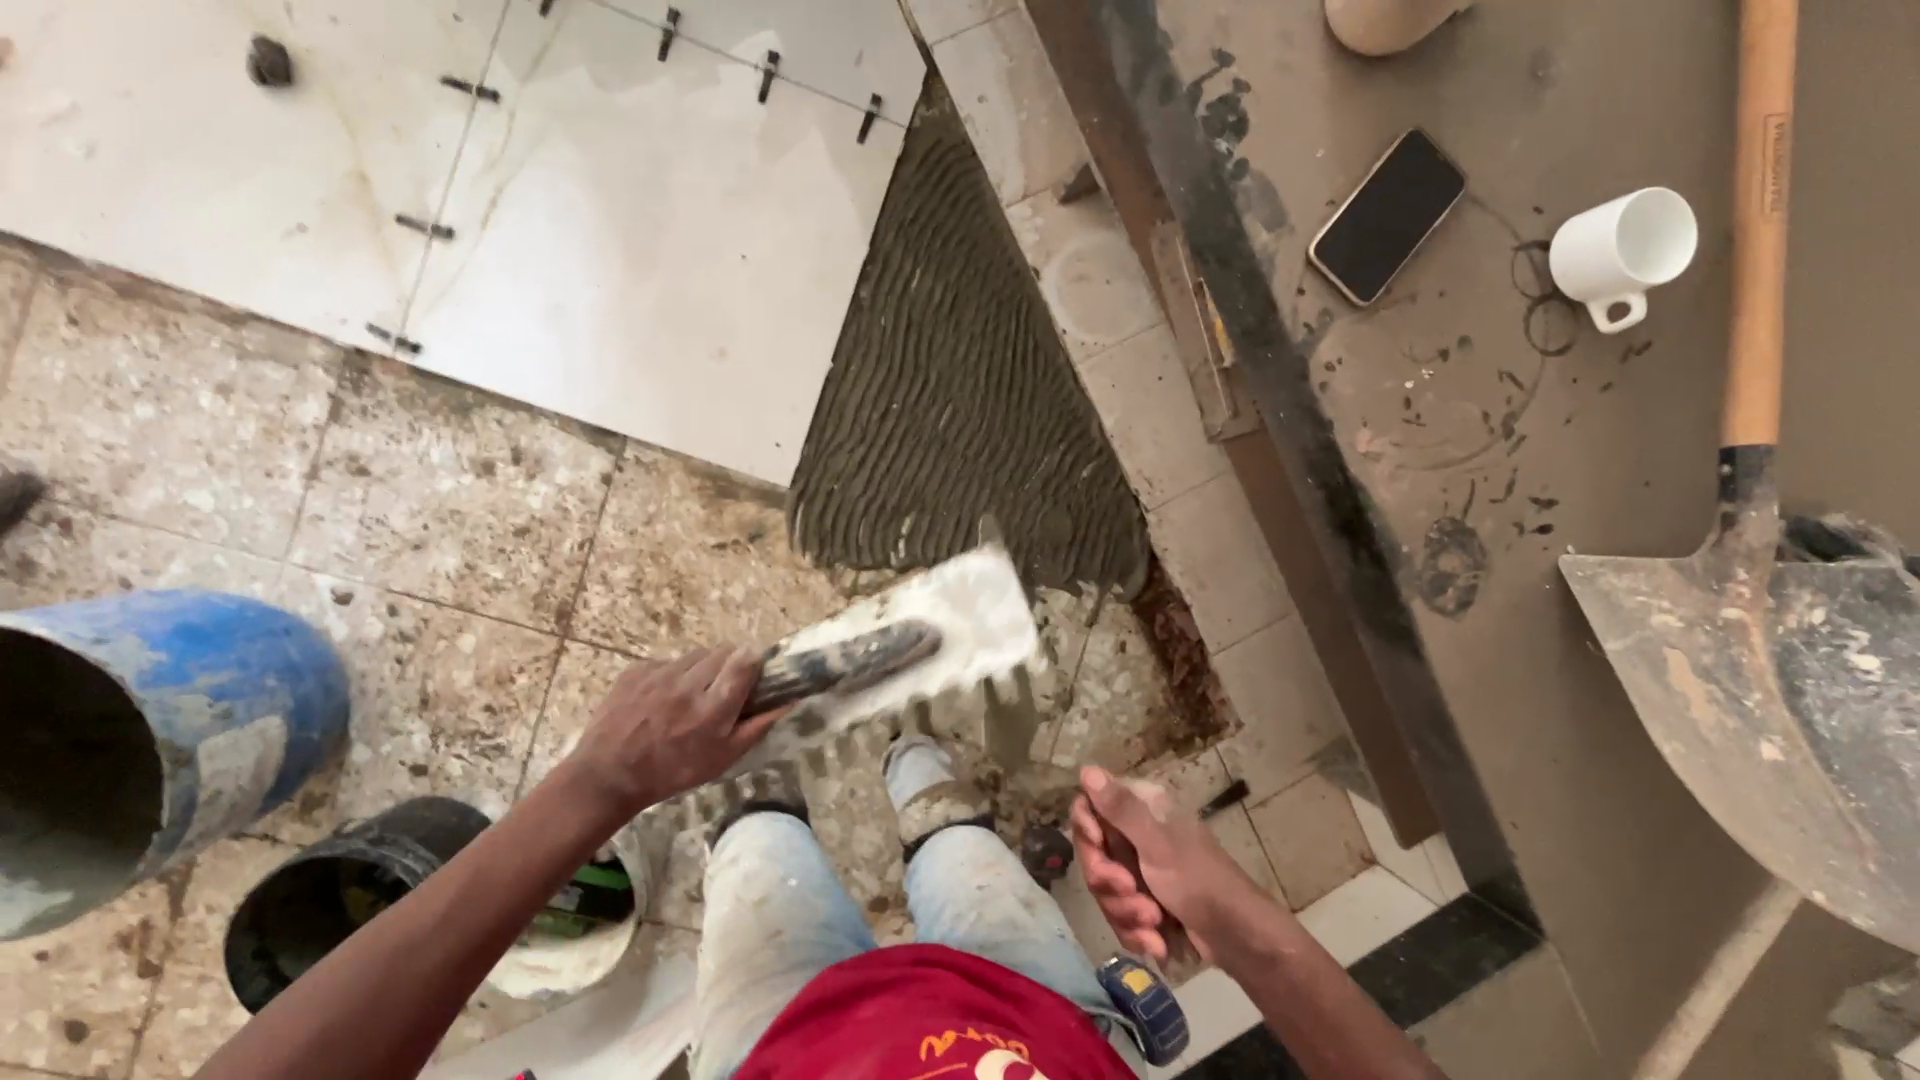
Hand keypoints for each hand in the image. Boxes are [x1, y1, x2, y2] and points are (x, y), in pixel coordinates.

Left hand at [565, 647, 784, 817]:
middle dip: (732, 663)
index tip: (758, 667)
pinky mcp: (637, 670)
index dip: (756, 658)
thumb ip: (758, 726)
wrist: (609, 774)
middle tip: (726, 686)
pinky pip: (668, 662)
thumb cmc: (674, 771)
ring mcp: (660, 673)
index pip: (746, 660)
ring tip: (694, 692)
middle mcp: (689, 683)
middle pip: (724, 651)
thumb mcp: (724, 758)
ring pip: (696, 655)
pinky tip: (665, 697)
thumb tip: (790, 700)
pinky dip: (674, 674)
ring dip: (704, 667)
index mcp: (714, 706)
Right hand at [1069, 766, 1250, 963]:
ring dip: (1125, 911)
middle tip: (1130, 890)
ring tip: (1154, 920)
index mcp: (1142, 811)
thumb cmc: (1199, 881)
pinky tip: (1157, 941)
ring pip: (1105, 890)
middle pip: (1093, 853)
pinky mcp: (1144, 904)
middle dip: (1108, 881)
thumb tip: (1087, 769)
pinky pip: (1119, 916)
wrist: (1238, 938)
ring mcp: (1140, 872)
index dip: (1086, 828)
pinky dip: (1136, 932)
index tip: (1097, 845)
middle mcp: (1137, 837)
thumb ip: (1121, 808)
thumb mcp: (1157, 844)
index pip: (1090, 806)